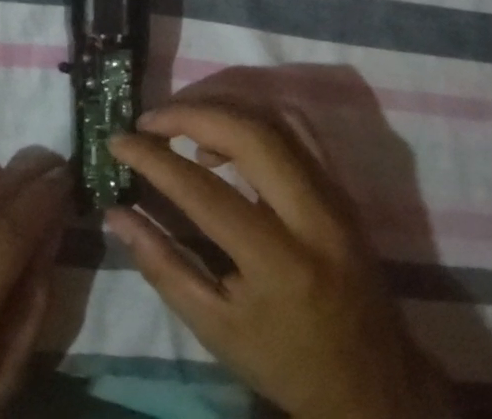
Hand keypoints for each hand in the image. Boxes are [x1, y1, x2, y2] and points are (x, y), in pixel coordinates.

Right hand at [106, 101, 451, 418]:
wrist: (375, 384)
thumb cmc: (286, 361)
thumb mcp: (215, 328)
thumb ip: (162, 265)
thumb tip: (117, 213)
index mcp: (278, 262)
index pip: (204, 190)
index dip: (153, 159)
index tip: (117, 142)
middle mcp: (315, 217)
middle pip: (251, 133)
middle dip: (191, 113)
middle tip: (149, 121)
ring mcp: (337, 197)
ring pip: (281, 119)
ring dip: (225, 106)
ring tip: (182, 121)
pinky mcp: (345, 190)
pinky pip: (300, 131)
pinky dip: (256, 118)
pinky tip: (226, 134)